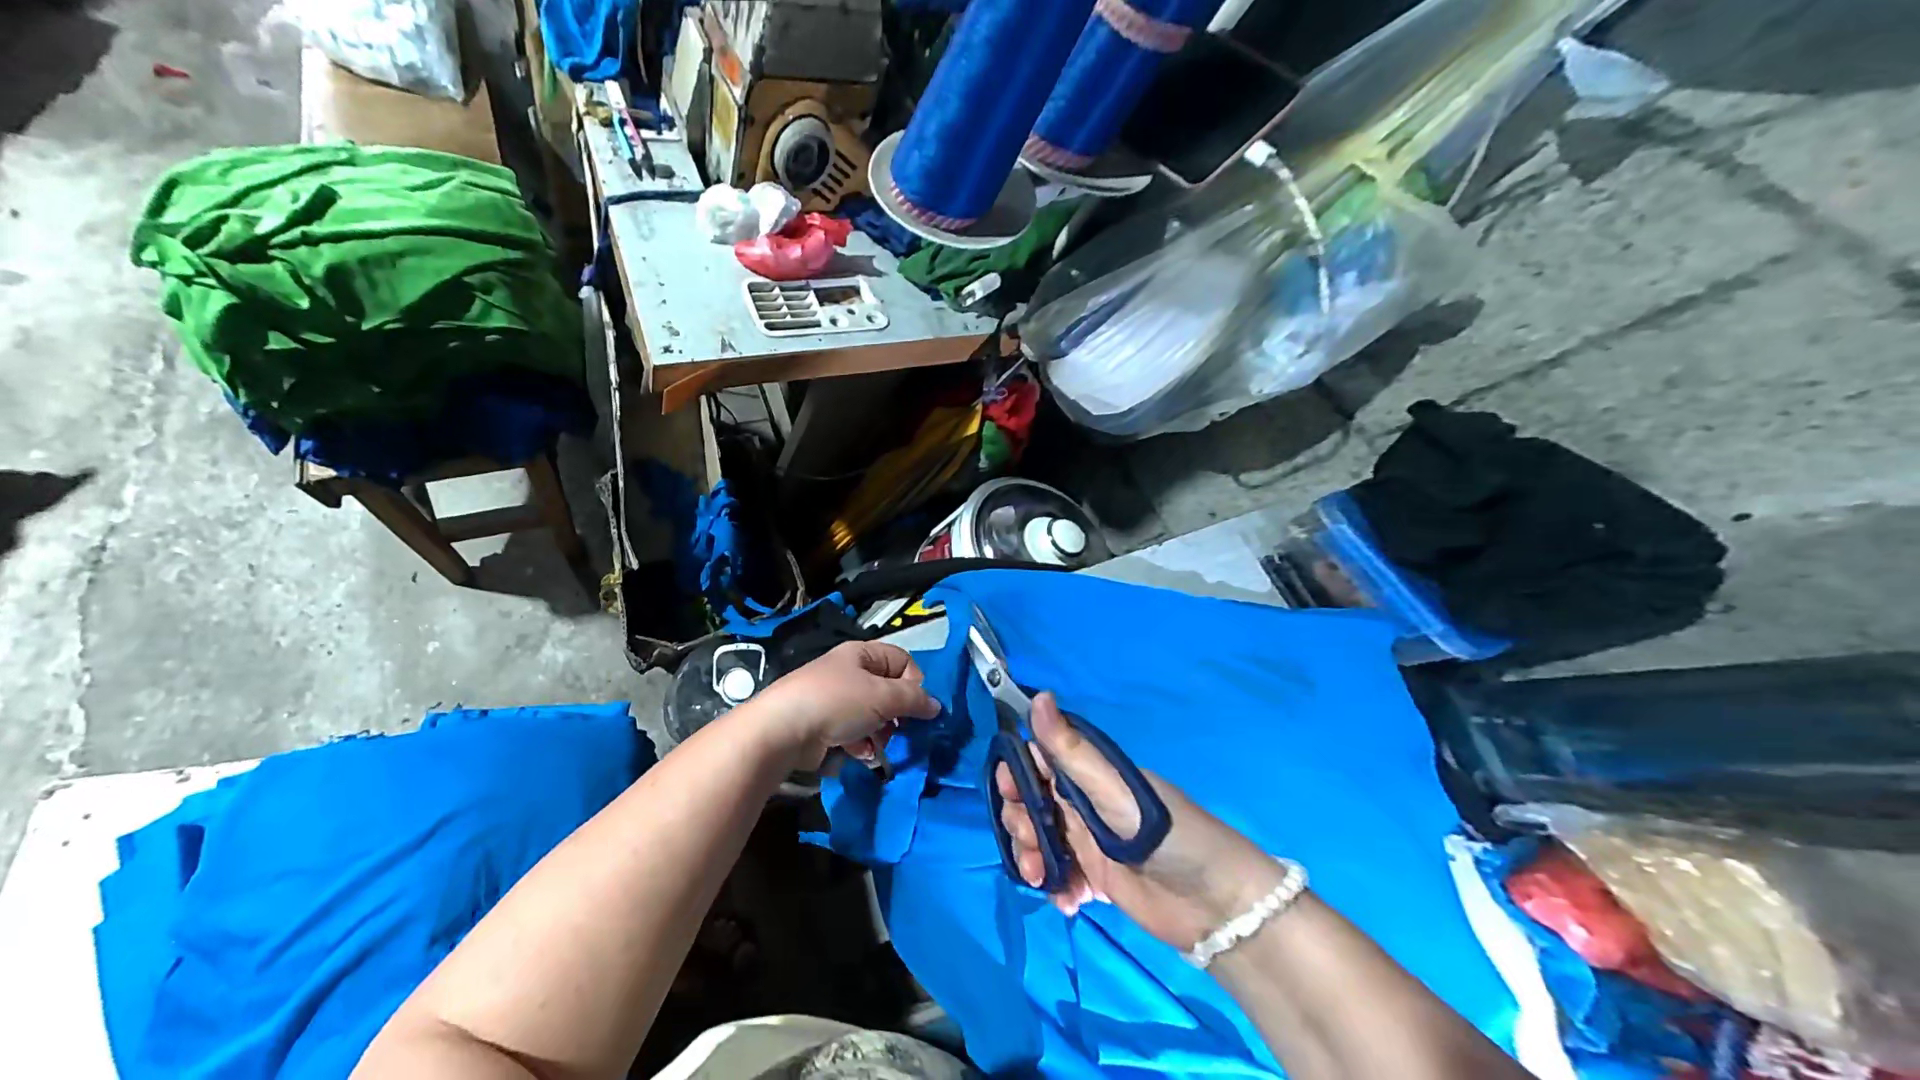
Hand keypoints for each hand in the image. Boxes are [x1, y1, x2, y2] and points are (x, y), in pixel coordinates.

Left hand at [750, 641, 941, 769]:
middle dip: (897, 714)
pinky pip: (855, 732)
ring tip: (877, 746)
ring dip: (881, 734)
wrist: (782, 731)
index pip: (902, 661)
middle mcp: (849, 673)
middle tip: (900, 731)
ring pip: (874, 716)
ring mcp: (836, 700)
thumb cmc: (837, 702)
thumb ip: (914, 699)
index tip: (918, 707)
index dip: (915, 683)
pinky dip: (862, 744)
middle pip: (888, 691)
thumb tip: (936, 706)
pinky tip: (860, 754)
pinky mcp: (825, 726)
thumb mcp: (883, 696)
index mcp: (861, 654)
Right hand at [996, 693, 1290, 950]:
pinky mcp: (1094, 877)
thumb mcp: (1115, 791)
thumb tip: (1039, 696)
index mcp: (1089, 771)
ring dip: (1031, 857)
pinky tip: (1069, 901)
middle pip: (1030, 802)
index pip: (1037, 760)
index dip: (1015, 774)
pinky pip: (1057, 875)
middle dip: (1019, 822)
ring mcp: (1087, 839)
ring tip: (1044, 879)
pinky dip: (1055, 887)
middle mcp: (1083, 800)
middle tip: (1033, 843)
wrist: (1215, 904)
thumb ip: (1072, 751)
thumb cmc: (1166, 834)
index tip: (1010, 794)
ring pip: (1038, 839)